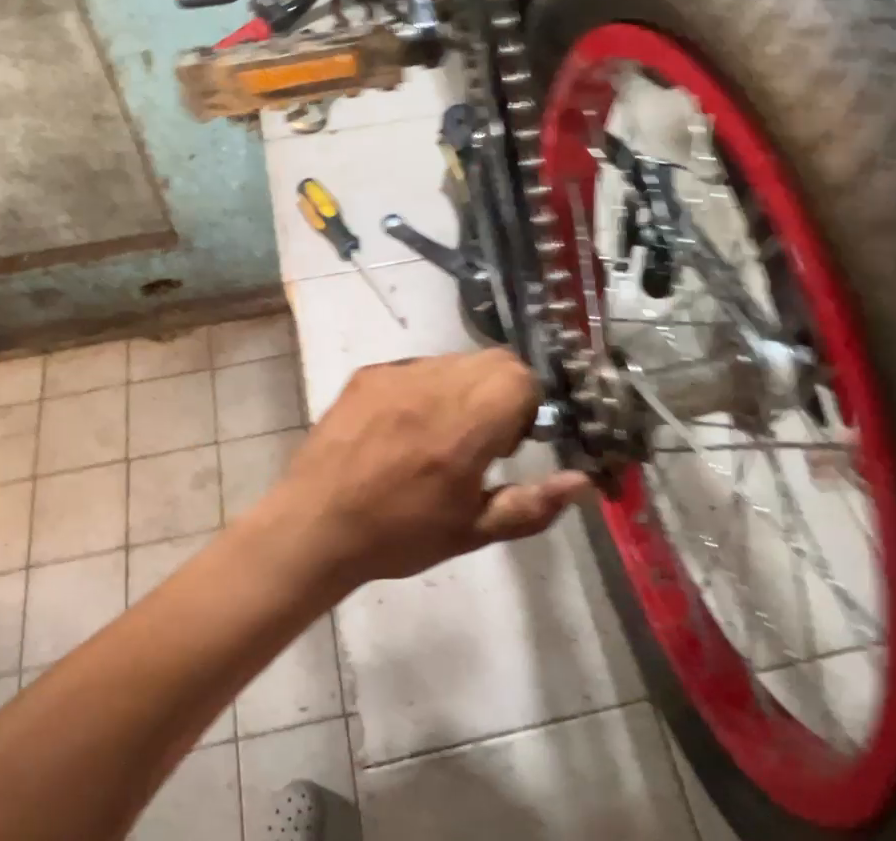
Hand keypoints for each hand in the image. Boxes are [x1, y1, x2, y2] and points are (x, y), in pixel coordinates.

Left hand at [259, 350, 592, 584]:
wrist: (314, 527)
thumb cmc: (399, 535)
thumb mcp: (472, 531)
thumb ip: (532, 505)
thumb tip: (582, 483)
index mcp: (466, 424)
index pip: (521, 377)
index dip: (527, 406)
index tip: (510, 445)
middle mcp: (435, 385)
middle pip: (494, 361)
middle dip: (503, 392)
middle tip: (483, 440)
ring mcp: (397, 374)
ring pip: (455, 360)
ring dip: (465, 388)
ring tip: (441, 436)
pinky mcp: (367, 374)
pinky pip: (417, 367)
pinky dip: (427, 388)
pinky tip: (405, 429)